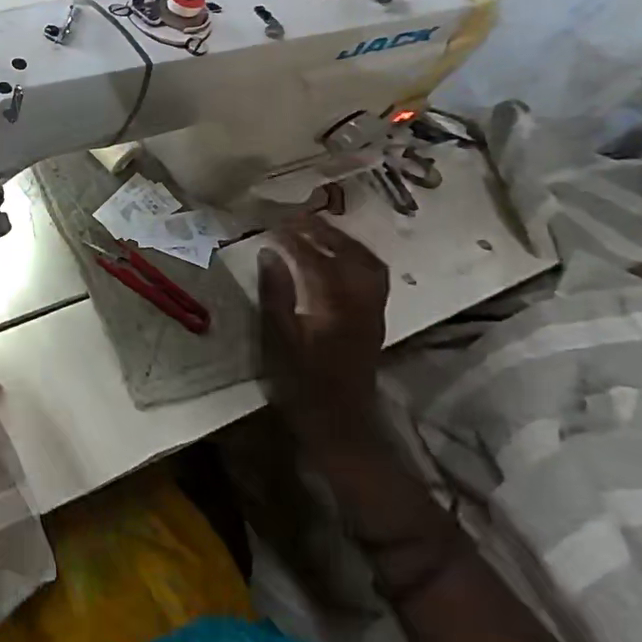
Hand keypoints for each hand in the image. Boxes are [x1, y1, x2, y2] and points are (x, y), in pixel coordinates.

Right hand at [258, 215, 390, 455]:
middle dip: (328, 233)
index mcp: (337, 307)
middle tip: (296, 218)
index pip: (319, 260)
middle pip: (356, 257)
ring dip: (344, 244)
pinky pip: (369, 278)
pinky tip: (329, 259)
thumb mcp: (277, 337)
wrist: (339, 423)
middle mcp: (363, 305)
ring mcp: (372, 314)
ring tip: (315, 231)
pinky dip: (351, 259)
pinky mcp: (371, 322)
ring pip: (369, 266)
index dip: (296, 239)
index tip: (271, 223)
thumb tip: (269, 252)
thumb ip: (275, 292)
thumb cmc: (299, 381)